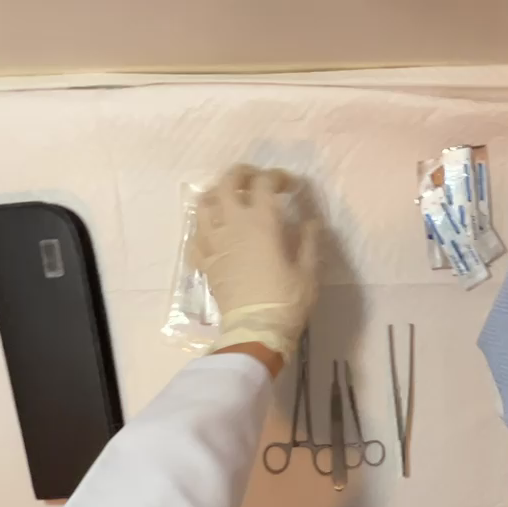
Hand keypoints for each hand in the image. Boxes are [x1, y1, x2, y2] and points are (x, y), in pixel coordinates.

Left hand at [192, 165, 319, 365]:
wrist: (256, 331)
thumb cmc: (286, 302)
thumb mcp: (308, 272)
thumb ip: (309, 242)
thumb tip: (311, 222)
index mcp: (261, 221)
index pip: (265, 183)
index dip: (278, 177)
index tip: (291, 186)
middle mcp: (233, 224)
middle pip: (227, 182)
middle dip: (241, 174)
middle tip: (254, 179)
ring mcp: (214, 242)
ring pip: (204, 204)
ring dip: (215, 195)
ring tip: (227, 200)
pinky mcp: (205, 262)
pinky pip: (195, 237)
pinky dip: (202, 229)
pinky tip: (211, 232)